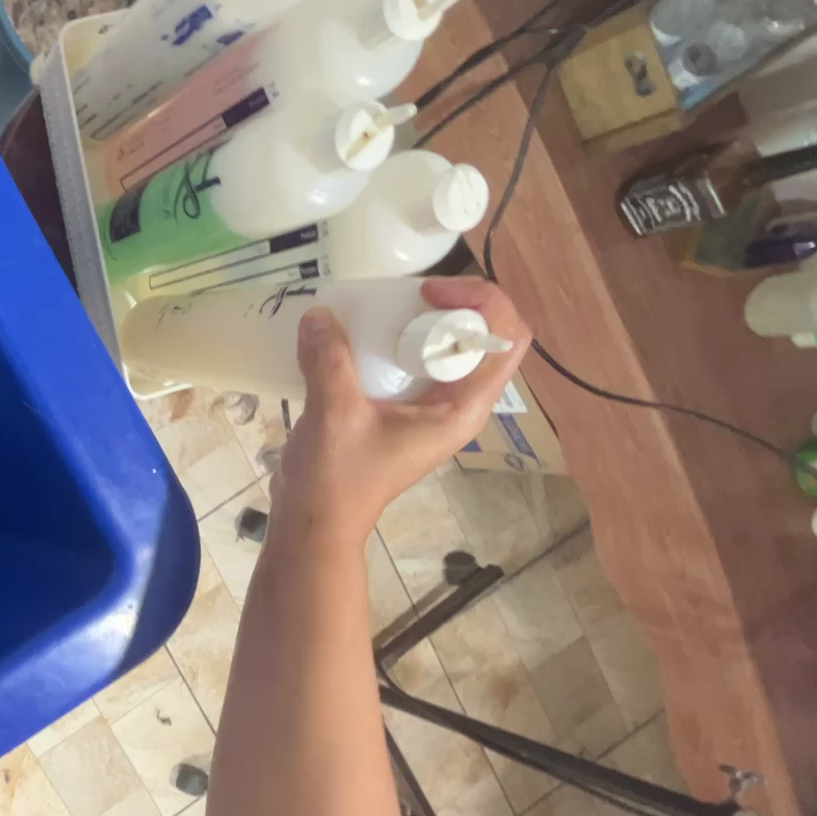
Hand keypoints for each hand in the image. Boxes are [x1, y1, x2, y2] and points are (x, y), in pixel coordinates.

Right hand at [271, 278, 529, 545]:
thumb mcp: (334, 415)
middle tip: (399, 299)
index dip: (478, 302)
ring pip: (439, 354)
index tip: (425, 292)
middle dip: (445, 310)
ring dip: (413, 328)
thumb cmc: (336, 478)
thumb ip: (328, 361)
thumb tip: (318, 315)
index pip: (503, 339)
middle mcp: (452, 408)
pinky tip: (352, 345)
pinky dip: (386, 349)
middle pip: (476, 341)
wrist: (313, 523)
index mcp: (460, 409)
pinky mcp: (394, 418)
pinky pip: (405, 370)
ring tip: (375, 316)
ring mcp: (423, 414)